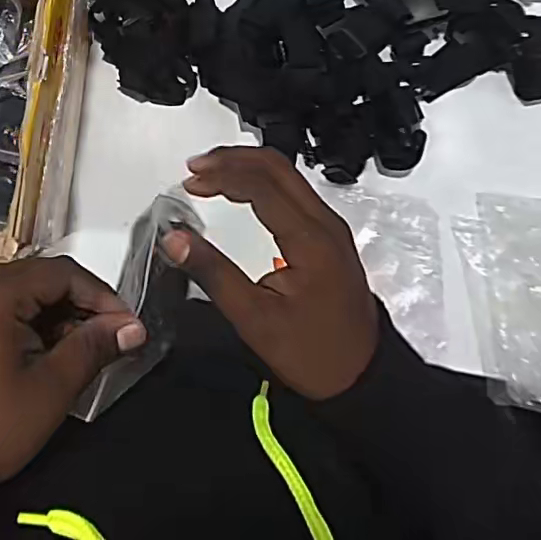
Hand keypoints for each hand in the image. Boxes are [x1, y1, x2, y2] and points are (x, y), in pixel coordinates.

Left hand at [0, 256, 146, 486]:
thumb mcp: (50, 388)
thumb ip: (93, 348)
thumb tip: (133, 327)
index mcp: (1, 288)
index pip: (66, 273)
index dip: (103, 298)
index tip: (131, 329)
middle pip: (54, 276)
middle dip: (89, 307)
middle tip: (119, 342)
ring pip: (44, 290)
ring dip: (72, 316)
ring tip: (96, 352)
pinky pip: (28, 302)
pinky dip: (52, 322)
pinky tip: (67, 351)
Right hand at [161, 147, 377, 399]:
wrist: (366, 381)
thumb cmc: (313, 354)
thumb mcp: (255, 320)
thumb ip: (212, 273)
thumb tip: (174, 238)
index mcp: (310, 240)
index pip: (261, 185)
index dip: (221, 176)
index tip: (190, 182)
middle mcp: (325, 224)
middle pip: (276, 165)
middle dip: (230, 158)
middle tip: (195, 168)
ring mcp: (329, 226)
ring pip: (284, 172)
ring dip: (244, 165)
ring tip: (208, 173)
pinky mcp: (326, 234)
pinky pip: (290, 187)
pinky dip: (258, 178)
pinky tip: (236, 188)